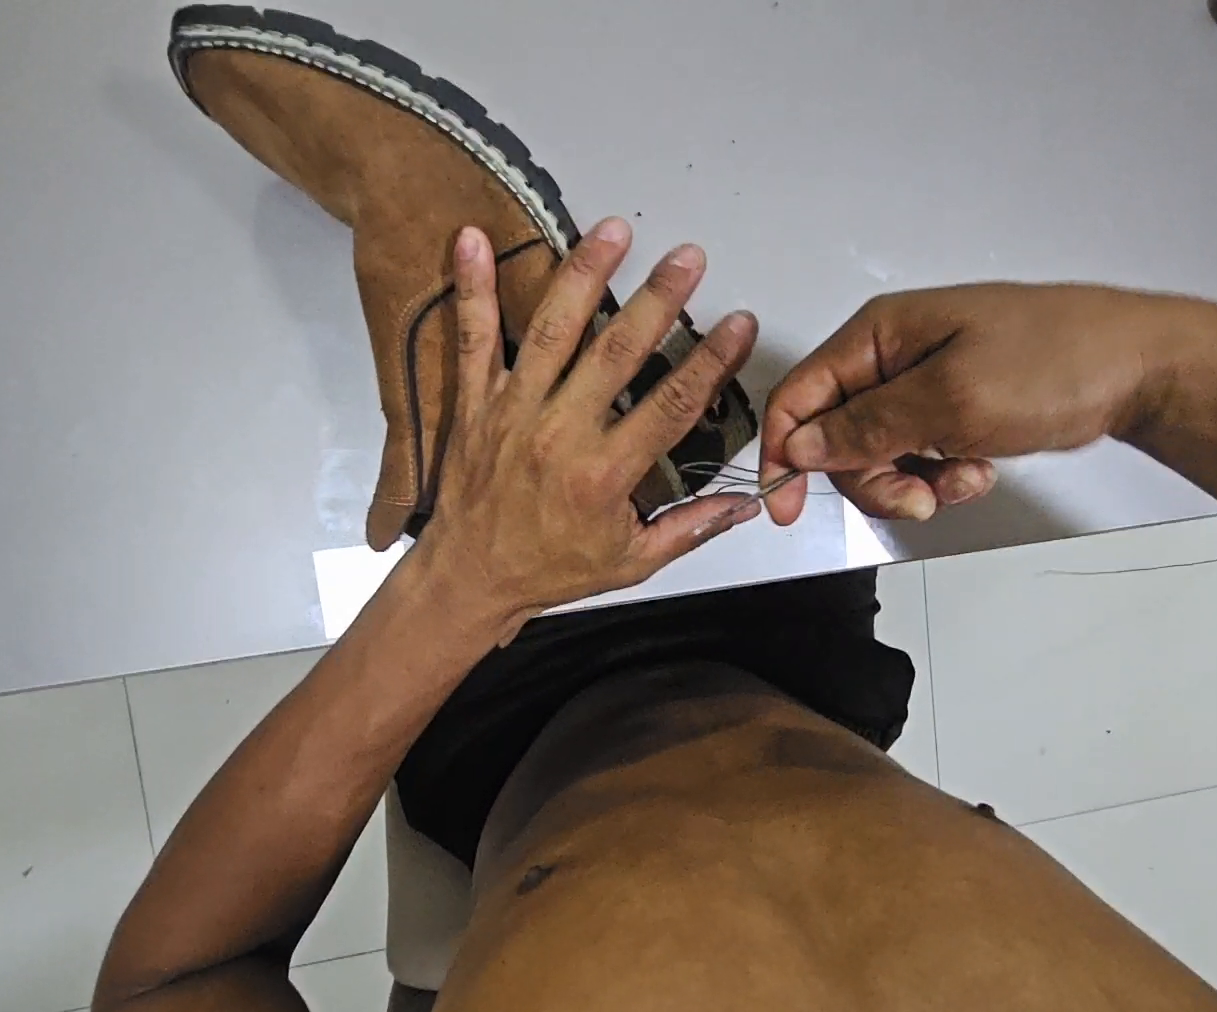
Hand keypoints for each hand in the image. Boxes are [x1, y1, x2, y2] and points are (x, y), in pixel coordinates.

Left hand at [412, 218, 761, 634]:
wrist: (469, 578)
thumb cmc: (550, 570)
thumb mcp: (631, 562)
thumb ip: (691, 528)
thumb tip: (747, 504)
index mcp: (605, 472)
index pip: (673, 404)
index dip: (712, 360)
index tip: (740, 323)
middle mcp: (561, 432)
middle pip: (617, 352)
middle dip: (659, 299)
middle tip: (688, 257)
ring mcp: (513, 411)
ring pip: (553, 330)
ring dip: (584, 274)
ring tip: (614, 229)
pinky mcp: (476, 403)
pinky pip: (472, 339)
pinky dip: (472, 289)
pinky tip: (471, 240)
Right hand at [760, 284, 1193, 524]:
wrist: (1145, 370)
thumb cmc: (1058, 361)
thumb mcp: (949, 398)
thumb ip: (864, 426)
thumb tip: (798, 446)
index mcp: (876, 335)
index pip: (798, 396)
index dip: (783, 452)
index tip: (784, 504)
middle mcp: (888, 358)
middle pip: (833, 437)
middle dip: (868, 478)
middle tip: (915, 498)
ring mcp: (917, 385)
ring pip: (871, 455)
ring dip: (907, 483)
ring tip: (958, 481)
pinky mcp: (943, 409)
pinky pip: (910, 458)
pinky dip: (936, 478)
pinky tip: (975, 469)